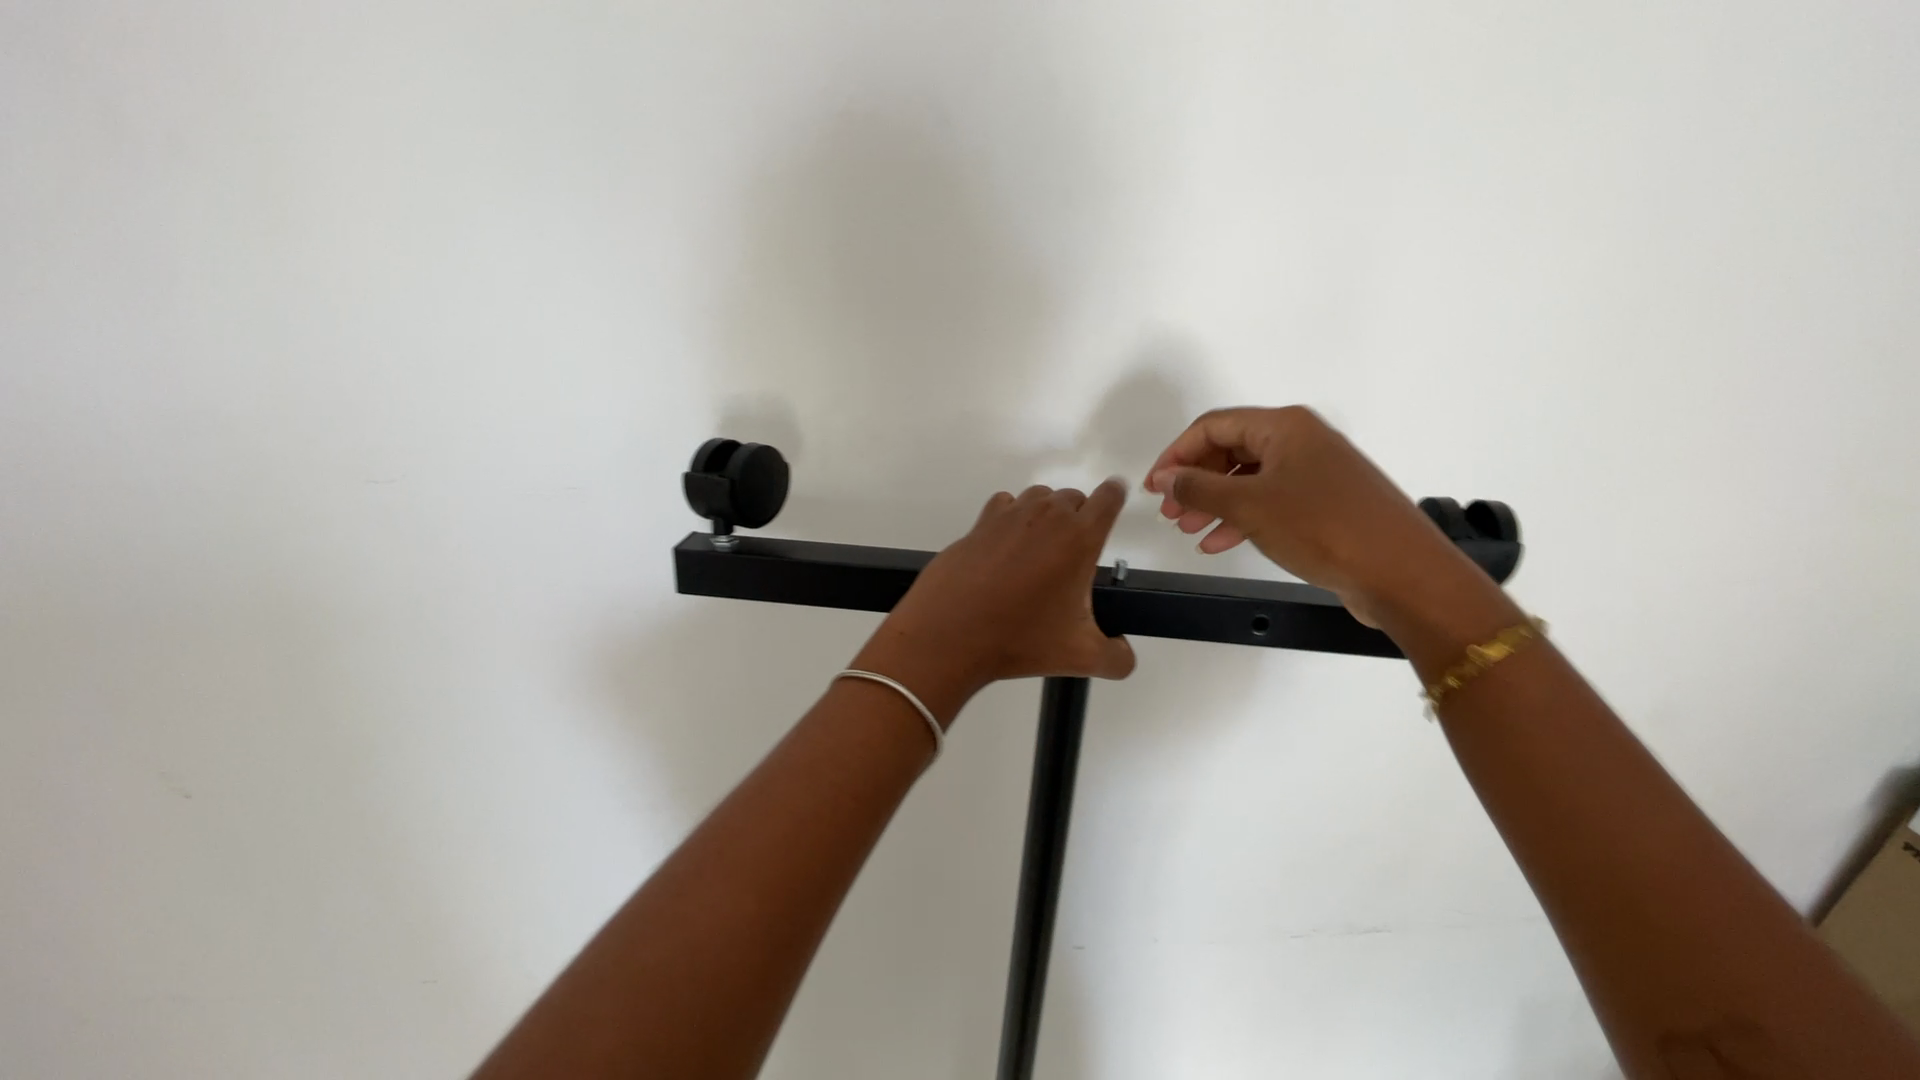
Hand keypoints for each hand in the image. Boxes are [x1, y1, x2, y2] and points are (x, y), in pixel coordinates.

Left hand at [852, 480, 1136, 724]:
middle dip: (1079, 516)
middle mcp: (1046, 516)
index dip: (1116, 497)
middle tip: (1073, 554)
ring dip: (1046, 515)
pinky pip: (1005, 505)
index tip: (1114, 506)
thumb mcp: (1080, 657)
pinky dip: (1012, 518)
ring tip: (1040, 552)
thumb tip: (1123, 653)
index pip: (1109, 497)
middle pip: (1074, 497)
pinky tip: (1006, 548)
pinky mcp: (978, 524)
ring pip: (1039, 498)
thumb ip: (1117, 658)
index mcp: (1079, 538)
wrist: (949, 634)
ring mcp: (1009, 516)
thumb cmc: (1020, 639)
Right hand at [1143, 406, 1481, 628]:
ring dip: (1215, 502)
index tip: (1153, 486)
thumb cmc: (1321, 527)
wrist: (1399, 572)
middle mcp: (1301, 441)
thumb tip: (1167, 477)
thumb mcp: (1250, 505)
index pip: (1213, 427)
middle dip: (1195, 480)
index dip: (1176, 454)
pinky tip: (1219, 542)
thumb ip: (1200, 488)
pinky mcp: (1325, 504)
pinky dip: (1242, 518)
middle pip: (1231, 451)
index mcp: (1284, 427)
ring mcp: (1316, 473)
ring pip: (1249, 480)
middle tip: (1170, 511)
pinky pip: (1270, 502)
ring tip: (1188, 529)